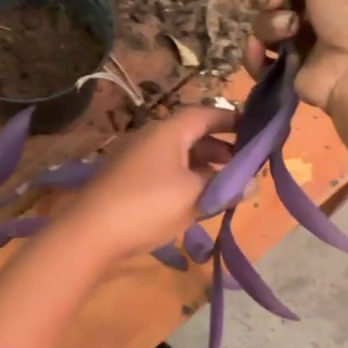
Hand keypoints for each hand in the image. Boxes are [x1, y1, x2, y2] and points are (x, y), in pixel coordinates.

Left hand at [60, 107, 234, 260]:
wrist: (90, 232)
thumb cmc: (148, 205)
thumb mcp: (194, 196)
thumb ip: (224, 187)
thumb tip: (251, 184)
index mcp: (168, 131)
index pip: (205, 114)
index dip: (232, 120)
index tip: (256, 130)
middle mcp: (151, 138)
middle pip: (192, 135)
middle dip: (221, 148)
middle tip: (247, 165)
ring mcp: (136, 159)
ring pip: (179, 156)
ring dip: (204, 167)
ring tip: (227, 185)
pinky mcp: (128, 181)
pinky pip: (165, 172)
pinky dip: (185, 180)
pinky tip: (197, 200)